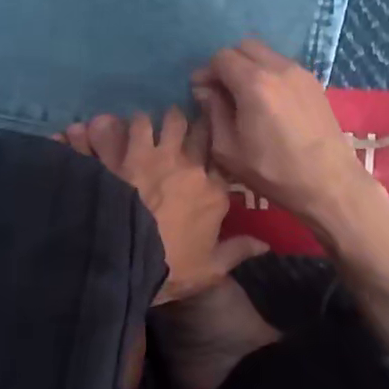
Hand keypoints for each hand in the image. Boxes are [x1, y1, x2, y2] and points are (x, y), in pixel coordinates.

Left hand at [60, 109, 266, 304]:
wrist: (126, 259)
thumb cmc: (171, 268)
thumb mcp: (211, 269)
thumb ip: (238, 250)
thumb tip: (265, 244)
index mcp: (214, 192)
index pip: (223, 159)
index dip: (218, 147)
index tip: (214, 139)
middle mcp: (189, 167)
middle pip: (196, 131)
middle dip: (191, 123)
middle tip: (183, 120)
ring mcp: (156, 156)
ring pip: (163, 121)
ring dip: (158, 120)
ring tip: (150, 121)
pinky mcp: (126, 154)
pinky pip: (133, 127)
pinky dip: (129, 123)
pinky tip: (123, 122)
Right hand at [190, 39, 365, 219]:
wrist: (328, 184)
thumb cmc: (272, 170)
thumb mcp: (228, 148)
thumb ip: (213, 112)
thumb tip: (205, 91)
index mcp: (254, 83)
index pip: (221, 58)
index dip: (206, 72)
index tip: (200, 92)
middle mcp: (278, 68)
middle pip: (244, 47)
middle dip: (228, 63)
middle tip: (221, 90)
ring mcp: (300, 73)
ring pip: (266, 54)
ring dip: (249, 66)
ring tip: (243, 95)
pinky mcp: (314, 83)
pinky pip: (282, 66)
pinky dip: (268, 73)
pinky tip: (266, 101)